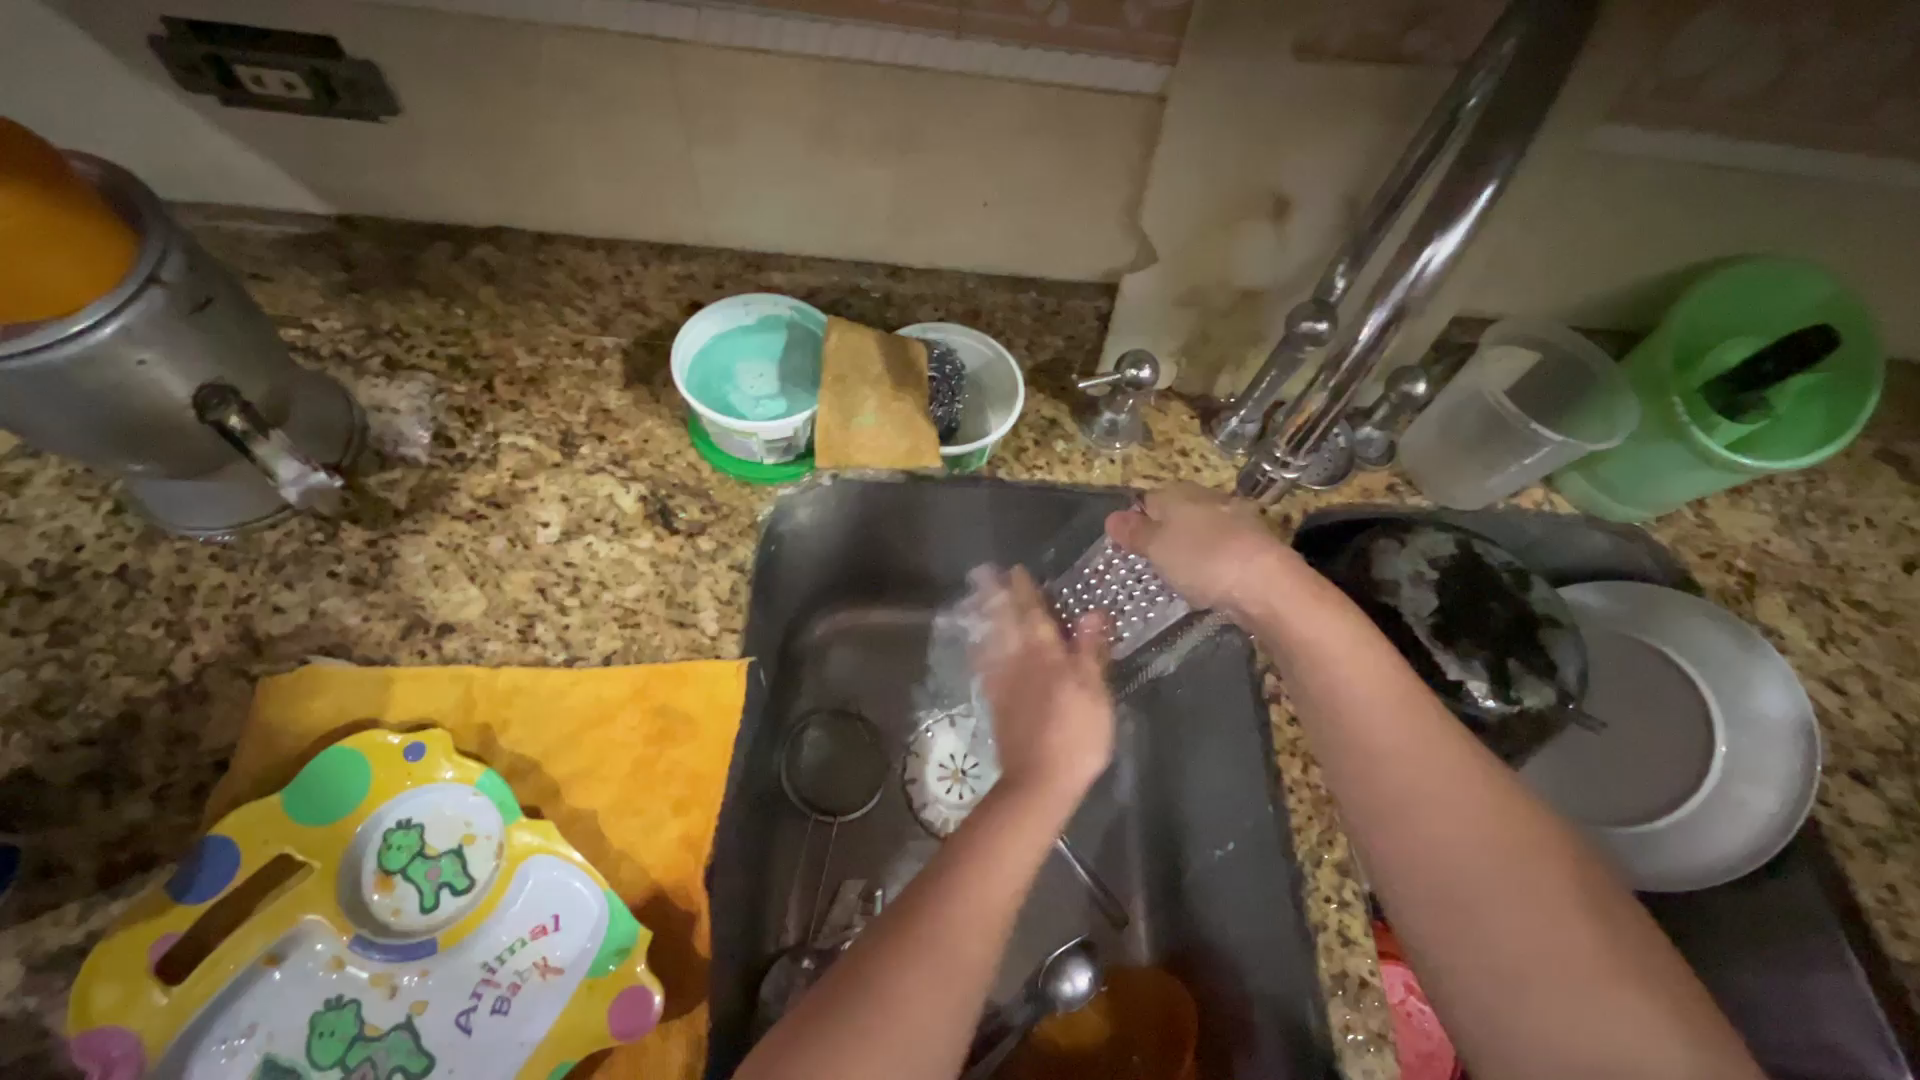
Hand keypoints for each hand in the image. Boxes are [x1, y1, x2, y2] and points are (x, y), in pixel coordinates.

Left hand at [967, 566, 1114, 805]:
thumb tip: (1092, 612)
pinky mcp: (996, 704)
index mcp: (1044, 653)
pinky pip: (984, 666)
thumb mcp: (1095, 691)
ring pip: (989, 640)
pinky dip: (979, 650)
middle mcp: (1017, 661)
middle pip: (1002, 621)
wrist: (1040, 780)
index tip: (1015, 570)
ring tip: (974, 600)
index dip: (1024, 590)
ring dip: (982, 617)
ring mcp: (1002, 683)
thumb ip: (1090, 650)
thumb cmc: (1076, 734)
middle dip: (993, 596)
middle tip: (980, 573)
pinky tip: (978, 648)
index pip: (1032, 613)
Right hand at [1105, 483, 1305, 619]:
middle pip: (1177, 512)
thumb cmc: (1201, 560)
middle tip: (1153, 564)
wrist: (1266, 582)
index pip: (1147, 499)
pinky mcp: (1255, 544)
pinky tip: (1211, 581)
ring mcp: (1236, 519)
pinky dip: (1214, 562)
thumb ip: (1134, 533)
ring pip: (1202, 530)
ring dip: (1191, 548)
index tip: (1129, 549)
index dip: (1136, 522)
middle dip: (1165, 534)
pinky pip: (1224, 549)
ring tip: (1181, 575)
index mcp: (1179, 493)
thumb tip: (1111, 517)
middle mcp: (1208, 498)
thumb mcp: (1156, 548)